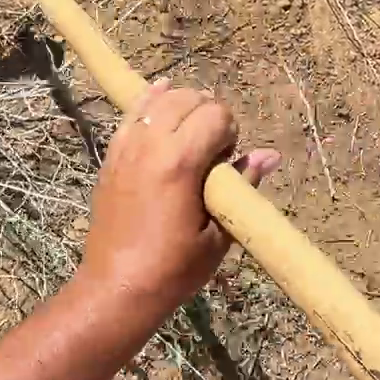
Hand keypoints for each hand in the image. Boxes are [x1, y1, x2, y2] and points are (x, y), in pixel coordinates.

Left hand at [74, 79, 280, 317]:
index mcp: (179, 163)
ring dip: (181, 105)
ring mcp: (124, 149)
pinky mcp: (110, 157)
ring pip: (157, 100)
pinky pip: (130, 114)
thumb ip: (241, 187)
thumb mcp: (218, 234)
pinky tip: (160, 93)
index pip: (215, 114)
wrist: (117, 286)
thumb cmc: (173, 268)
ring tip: (191, 131)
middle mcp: (149, 146)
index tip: (227, 162)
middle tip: (212, 151)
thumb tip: (269, 155)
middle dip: (208, 114)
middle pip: (187, 99)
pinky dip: (148, 101)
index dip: (230, 132)